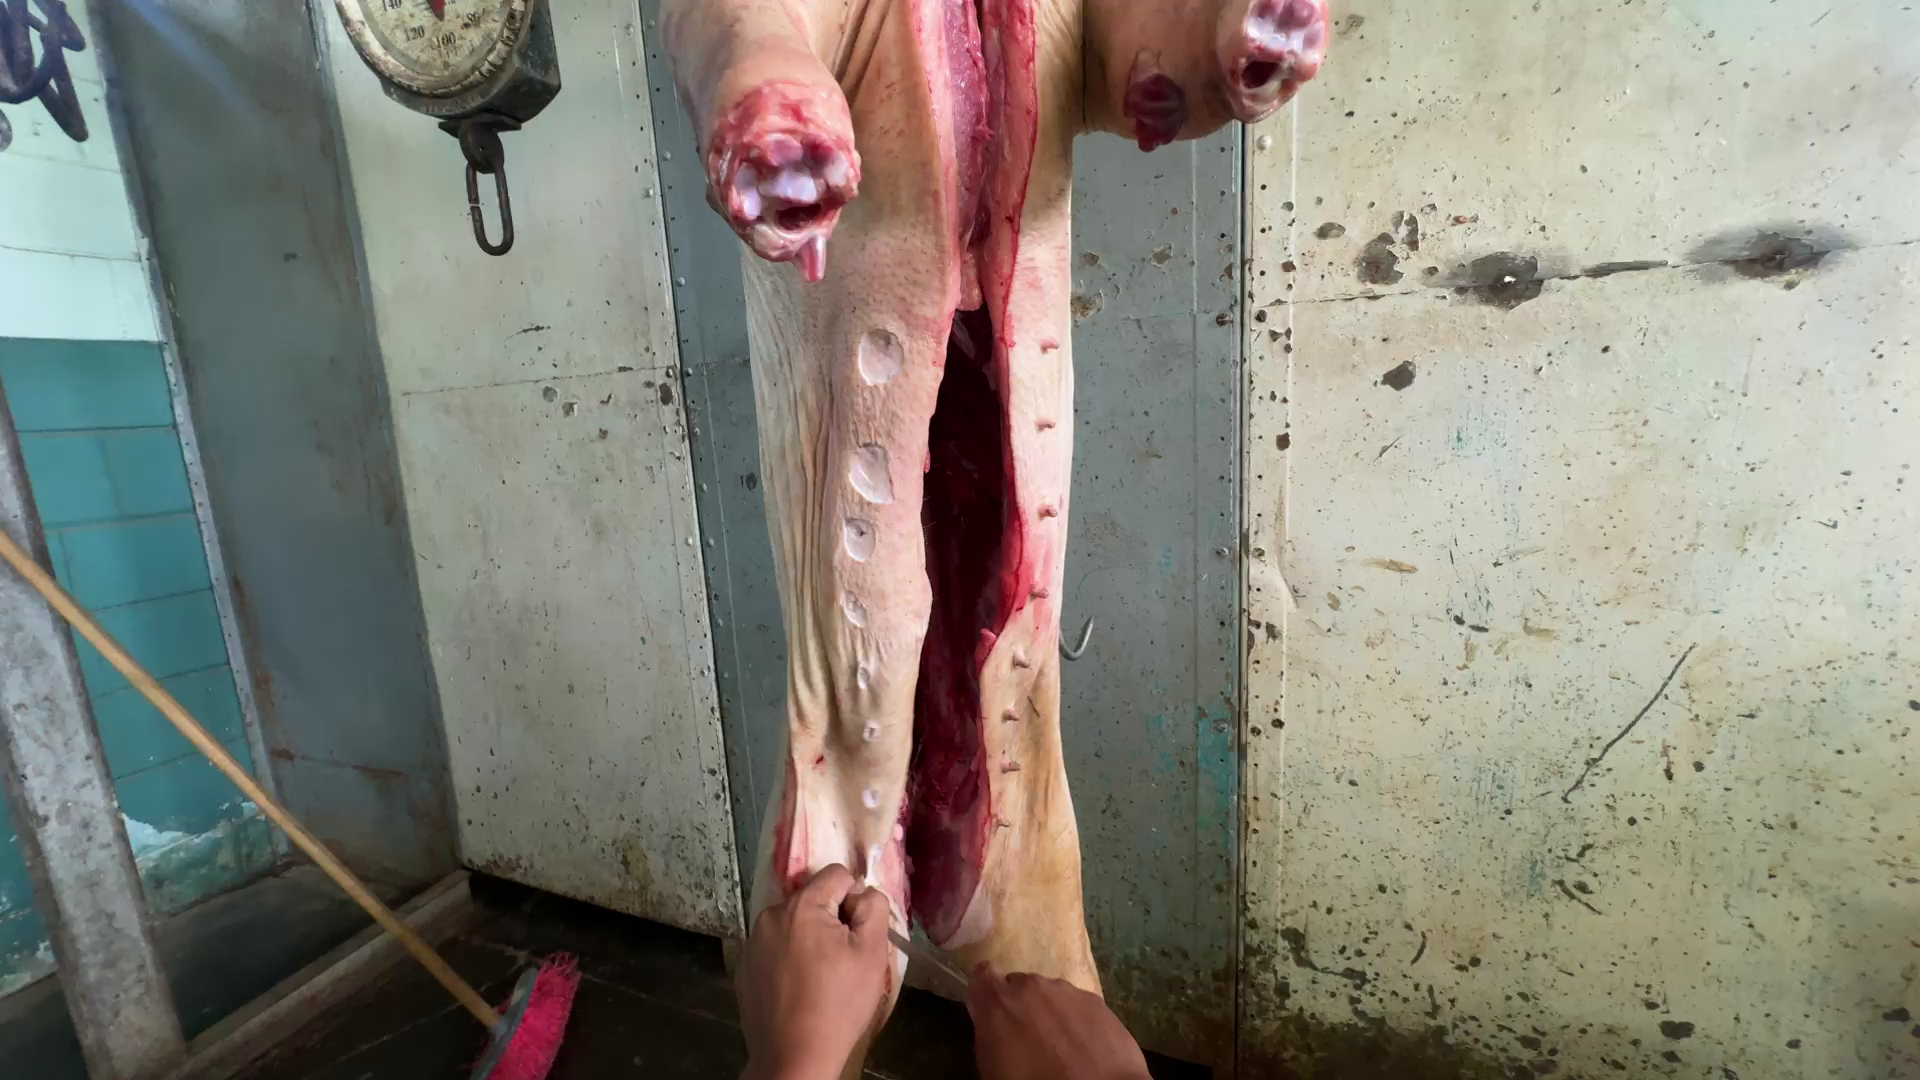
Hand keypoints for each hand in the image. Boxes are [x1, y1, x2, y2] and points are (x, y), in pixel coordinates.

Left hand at [737, 864, 891, 1079]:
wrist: (793, 1061)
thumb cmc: (838, 1004)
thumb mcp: (871, 952)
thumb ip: (874, 907)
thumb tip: (863, 893)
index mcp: (802, 905)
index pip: (837, 875)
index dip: (854, 899)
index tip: (855, 933)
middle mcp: (771, 914)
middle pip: (813, 898)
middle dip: (830, 918)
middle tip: (839, 958)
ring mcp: (753, 942)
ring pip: (793, 922)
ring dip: (808, 936)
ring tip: (818, 976)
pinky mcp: (744, 967)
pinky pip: (774, 946)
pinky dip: (788, 957)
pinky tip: (797, 988)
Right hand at [968, 968, 1151, 1079]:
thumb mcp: (993, 1074)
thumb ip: (987, 1039)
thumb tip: (990, 1026)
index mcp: (999, 1003)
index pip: (981, 974)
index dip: (985, 991)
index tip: (989, 1011)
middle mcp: (1030, 986)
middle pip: (1018, 986)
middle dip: (1020, 1008)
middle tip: (1027, 1042)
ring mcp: (1065, 990)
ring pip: (1048, 995)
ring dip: (1048, 1014)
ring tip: (1059, 1050)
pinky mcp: (1094, 1000)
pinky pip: (1075, 1005)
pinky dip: (1075, 1021)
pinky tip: (1083, 1050)